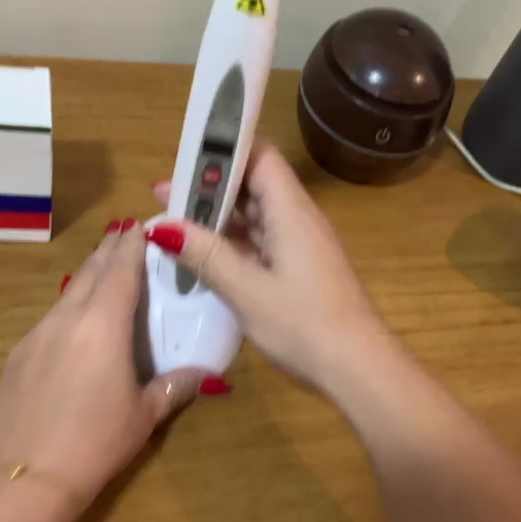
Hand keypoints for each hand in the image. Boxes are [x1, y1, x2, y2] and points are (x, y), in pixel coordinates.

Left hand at [0, 221, 204, 505]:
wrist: (27, 477)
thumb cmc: (97, 443)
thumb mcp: (144, 415)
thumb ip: (175, 386)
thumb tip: (206, 374)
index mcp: (103, 325)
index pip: (121, 270)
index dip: (133, 245)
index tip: (142, 226)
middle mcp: (66, 319)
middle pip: (90, 272)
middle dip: (109, 252)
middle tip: (125, 239)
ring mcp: (35, 335)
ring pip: (66, 295)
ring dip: (88, 281)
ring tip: (104, 279)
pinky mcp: (16, 357)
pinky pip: (48, 321)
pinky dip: (68, 312)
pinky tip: (75, 330)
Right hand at [149, 142, 395, 389]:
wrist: (358, 368)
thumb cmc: (305, 325)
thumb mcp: (248, 291)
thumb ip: (207, 256)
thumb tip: (162, 226)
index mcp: (292, 212)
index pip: (258, 157)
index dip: (220, 152)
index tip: (180, 161)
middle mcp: (298, 220)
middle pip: (253, 185)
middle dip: (209, 188)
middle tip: (162, 198)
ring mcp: (301, 247)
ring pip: (255, 217)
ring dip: (217, 219)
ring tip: (172, 227)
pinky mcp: (300, 272)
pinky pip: (261, 244)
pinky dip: (231, 245)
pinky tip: (203, 258)